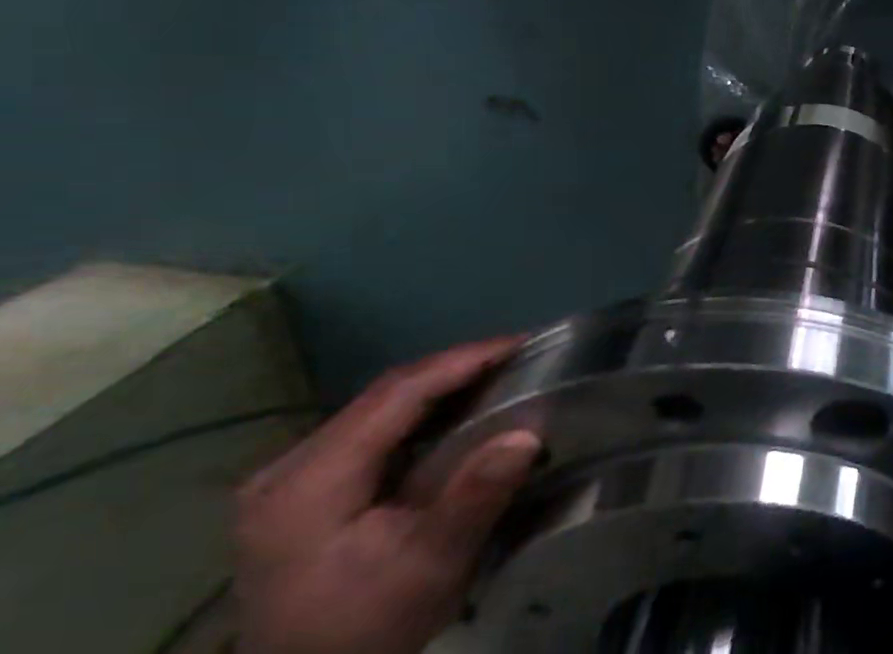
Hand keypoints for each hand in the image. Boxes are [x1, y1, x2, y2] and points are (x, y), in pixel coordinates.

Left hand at [235, 337, 540, 653]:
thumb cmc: (366, 627)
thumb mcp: (429, 568)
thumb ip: (474, 498)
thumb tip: (528, 433)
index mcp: (309, 482)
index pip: (395, 395)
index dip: (461, 362)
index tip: (520, 343)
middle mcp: (287, 468)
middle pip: (382, 395)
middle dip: (454, 368)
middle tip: (517, 355)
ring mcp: (287, 479)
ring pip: (376, 407)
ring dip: (438, 386)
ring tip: (496, 374)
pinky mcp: (298, 491)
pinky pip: (369, 429)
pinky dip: (419, 411)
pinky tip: (454, 413)